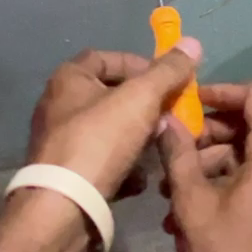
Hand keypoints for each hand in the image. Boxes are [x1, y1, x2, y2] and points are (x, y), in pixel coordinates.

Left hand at [27, 38, 201, 197]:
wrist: (64, 209)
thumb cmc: (99, 141)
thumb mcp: (140, 99)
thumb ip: (167, 72)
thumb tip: (192, 42)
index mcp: (68, 79)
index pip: (106, 57)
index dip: (139, 64)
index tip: (166, 79)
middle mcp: (58, 105)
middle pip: (110, 96)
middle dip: (143, 105)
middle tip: (169, 115)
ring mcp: (60, 142)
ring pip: (108, 131)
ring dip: (136, 138)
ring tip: (159, 148)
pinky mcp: (67, 175)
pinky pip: (101, 162)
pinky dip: (123, 167)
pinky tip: (139, 179)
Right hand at [158, 80, 251, 251]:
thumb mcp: (192, 205)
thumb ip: (177, 154)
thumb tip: (164, 118)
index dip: (223, 91)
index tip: (189, 104)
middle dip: (209, 136)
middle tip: (171, 152)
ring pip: (251, 159)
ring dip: (211, 166)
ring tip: (170, 192)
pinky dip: (226, 188)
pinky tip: (188, 214)